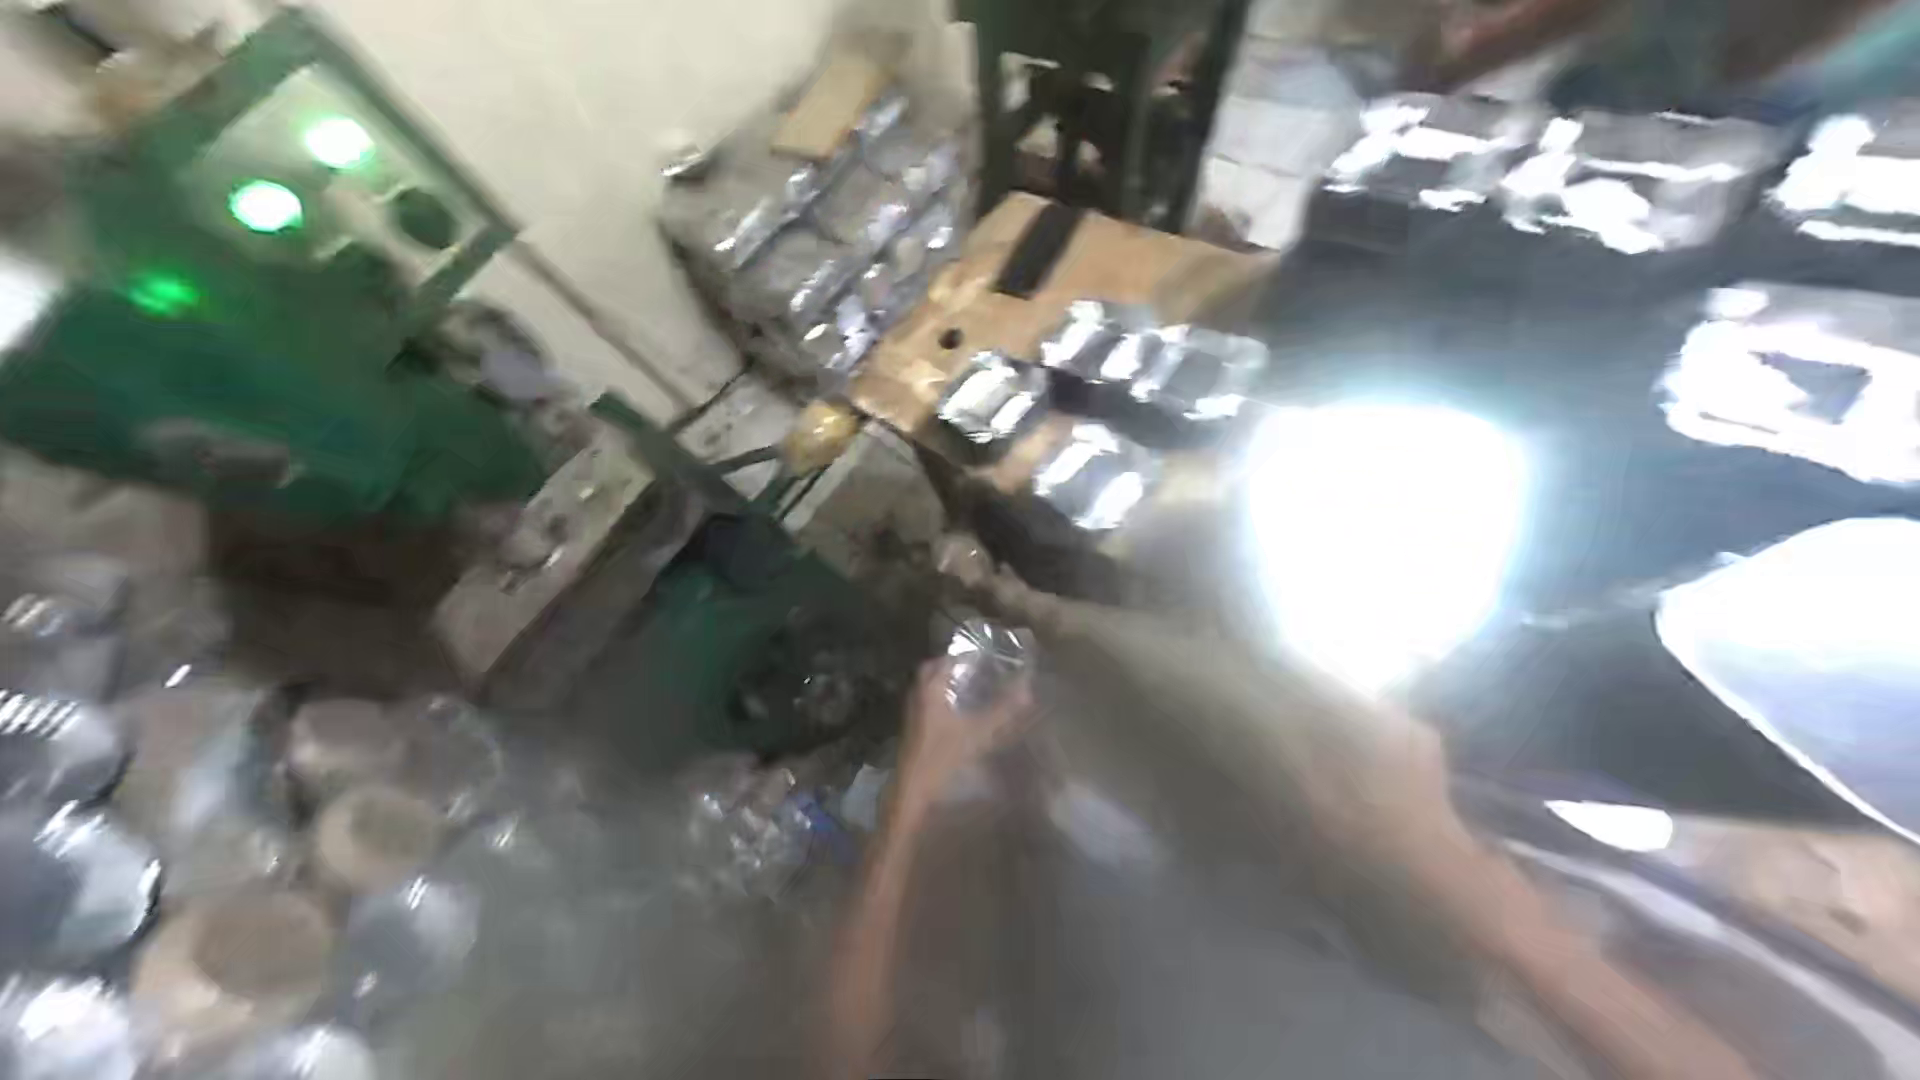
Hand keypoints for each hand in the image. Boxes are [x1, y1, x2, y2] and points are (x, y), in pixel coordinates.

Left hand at [896, 658, 1033, 805]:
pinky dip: (943, 697)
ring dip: (948, 681)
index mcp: (930, 687)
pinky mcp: (912, 725)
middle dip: (956, 664)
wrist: (913, 789)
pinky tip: (960, 709)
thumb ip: (1002, 710)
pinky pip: (928, 700)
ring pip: (929, 685)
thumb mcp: (978, 732)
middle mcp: (917, 692)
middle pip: (935, 668)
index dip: (968, 653)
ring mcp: (912, 709)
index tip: (988, 653)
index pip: (948, 658)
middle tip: (979, 667)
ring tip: (974, 684)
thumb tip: (1026, 690)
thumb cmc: (943, 756)